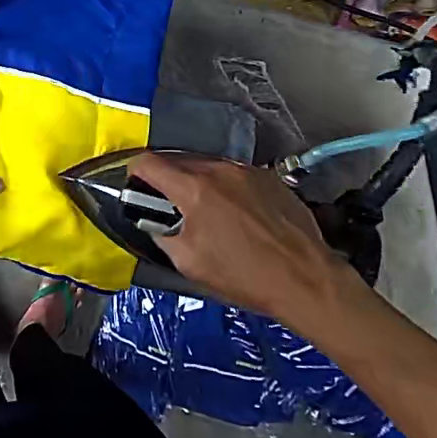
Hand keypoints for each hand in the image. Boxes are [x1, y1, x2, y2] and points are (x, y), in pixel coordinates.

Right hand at [128, 153, 353, 325]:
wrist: (302, 275)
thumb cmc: (244, 276)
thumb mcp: (190, 262)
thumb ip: (163, 234)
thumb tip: (155, 220)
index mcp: (195, 189)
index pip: (150, 163)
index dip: (134, 172)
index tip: (134, 185)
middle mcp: (221, 170)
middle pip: (181, 162)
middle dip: (168, 180)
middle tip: (168, 207)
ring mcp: (248, 171)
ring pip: (210, 167)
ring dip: (199, 183)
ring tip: (205, 212)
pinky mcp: (270, 177)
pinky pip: (236, 175)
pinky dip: (226, 187)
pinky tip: (235, 213)